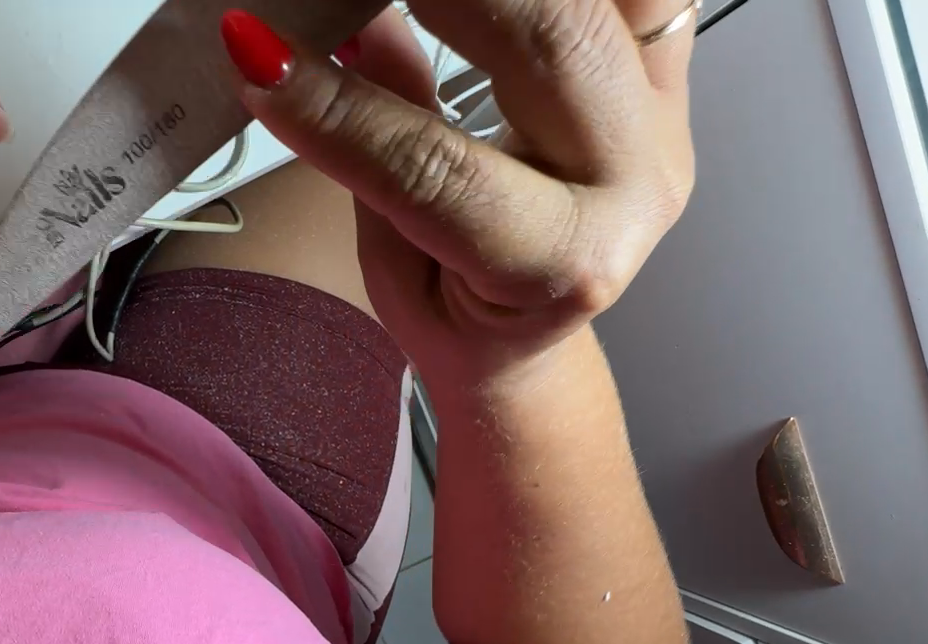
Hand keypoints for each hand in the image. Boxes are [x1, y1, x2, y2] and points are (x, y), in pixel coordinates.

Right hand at [220, 0, 694, 390]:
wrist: (534, 327)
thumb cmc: (459, 318)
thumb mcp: (397, 268)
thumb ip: (380, 157)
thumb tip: (350, 32)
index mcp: (557, 264)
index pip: (437, 169)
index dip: (344, 113)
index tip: (260, 61)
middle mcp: (632, 180)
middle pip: (549, 34)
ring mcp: (664, 114)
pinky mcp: (667, 69)